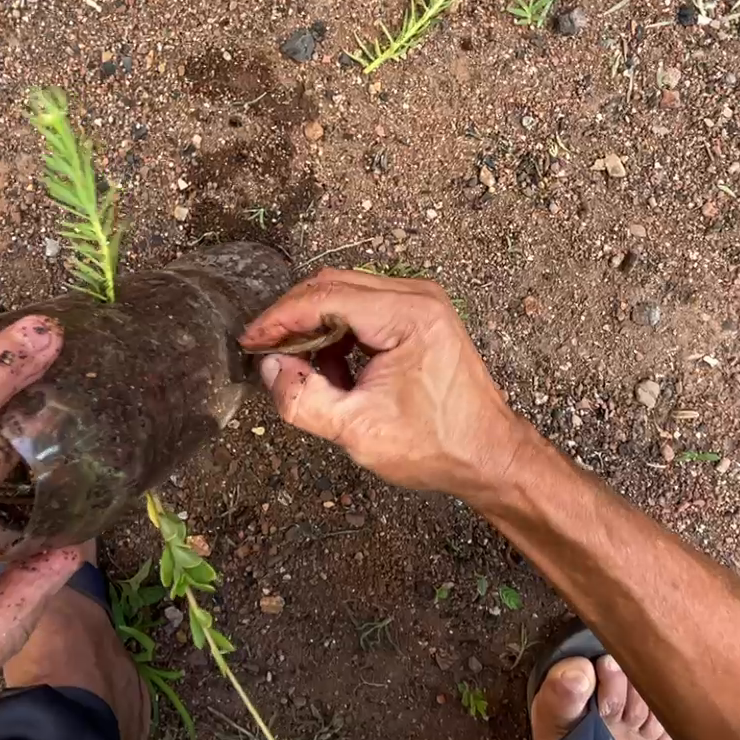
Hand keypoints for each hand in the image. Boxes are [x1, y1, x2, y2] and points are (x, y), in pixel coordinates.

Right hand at [239, 269, 530, 503]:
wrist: (489, 454)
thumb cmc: (435, 445)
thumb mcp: (358, 431)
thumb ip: (302, 399)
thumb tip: (270, 368)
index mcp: (407, 314)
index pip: (326, 296)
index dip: (280, 318)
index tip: (250, 341)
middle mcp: (416, 295)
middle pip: (334, 285)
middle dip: (294, 316)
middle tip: (265, 349)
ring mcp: (420, 301)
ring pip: (347, 292)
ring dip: (316, 324)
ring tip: (301, 367)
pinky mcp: (419, 314)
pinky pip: (364, 307)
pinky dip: (339, 330)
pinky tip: (333, 369)